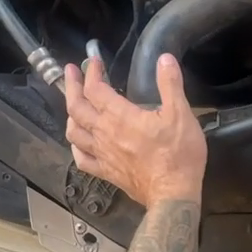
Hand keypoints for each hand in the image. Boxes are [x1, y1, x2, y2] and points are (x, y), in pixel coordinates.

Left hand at [64, 54, 206, 208]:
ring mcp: (102, 154)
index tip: (94, 60)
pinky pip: (81, 159)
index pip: (96, 89)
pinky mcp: (106, 172)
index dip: (92, 72)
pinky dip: (76, 146)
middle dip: (72, 86)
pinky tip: (79, 141)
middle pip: (77, 107)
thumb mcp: (181, 114)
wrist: (173, 193)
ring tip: (75, 104)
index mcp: (120, 116)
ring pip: (74, 131)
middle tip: (71, 72)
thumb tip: (165, 58)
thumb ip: (170, 84)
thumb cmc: (178, 154)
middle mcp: (104, 133)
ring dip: (70, 114)